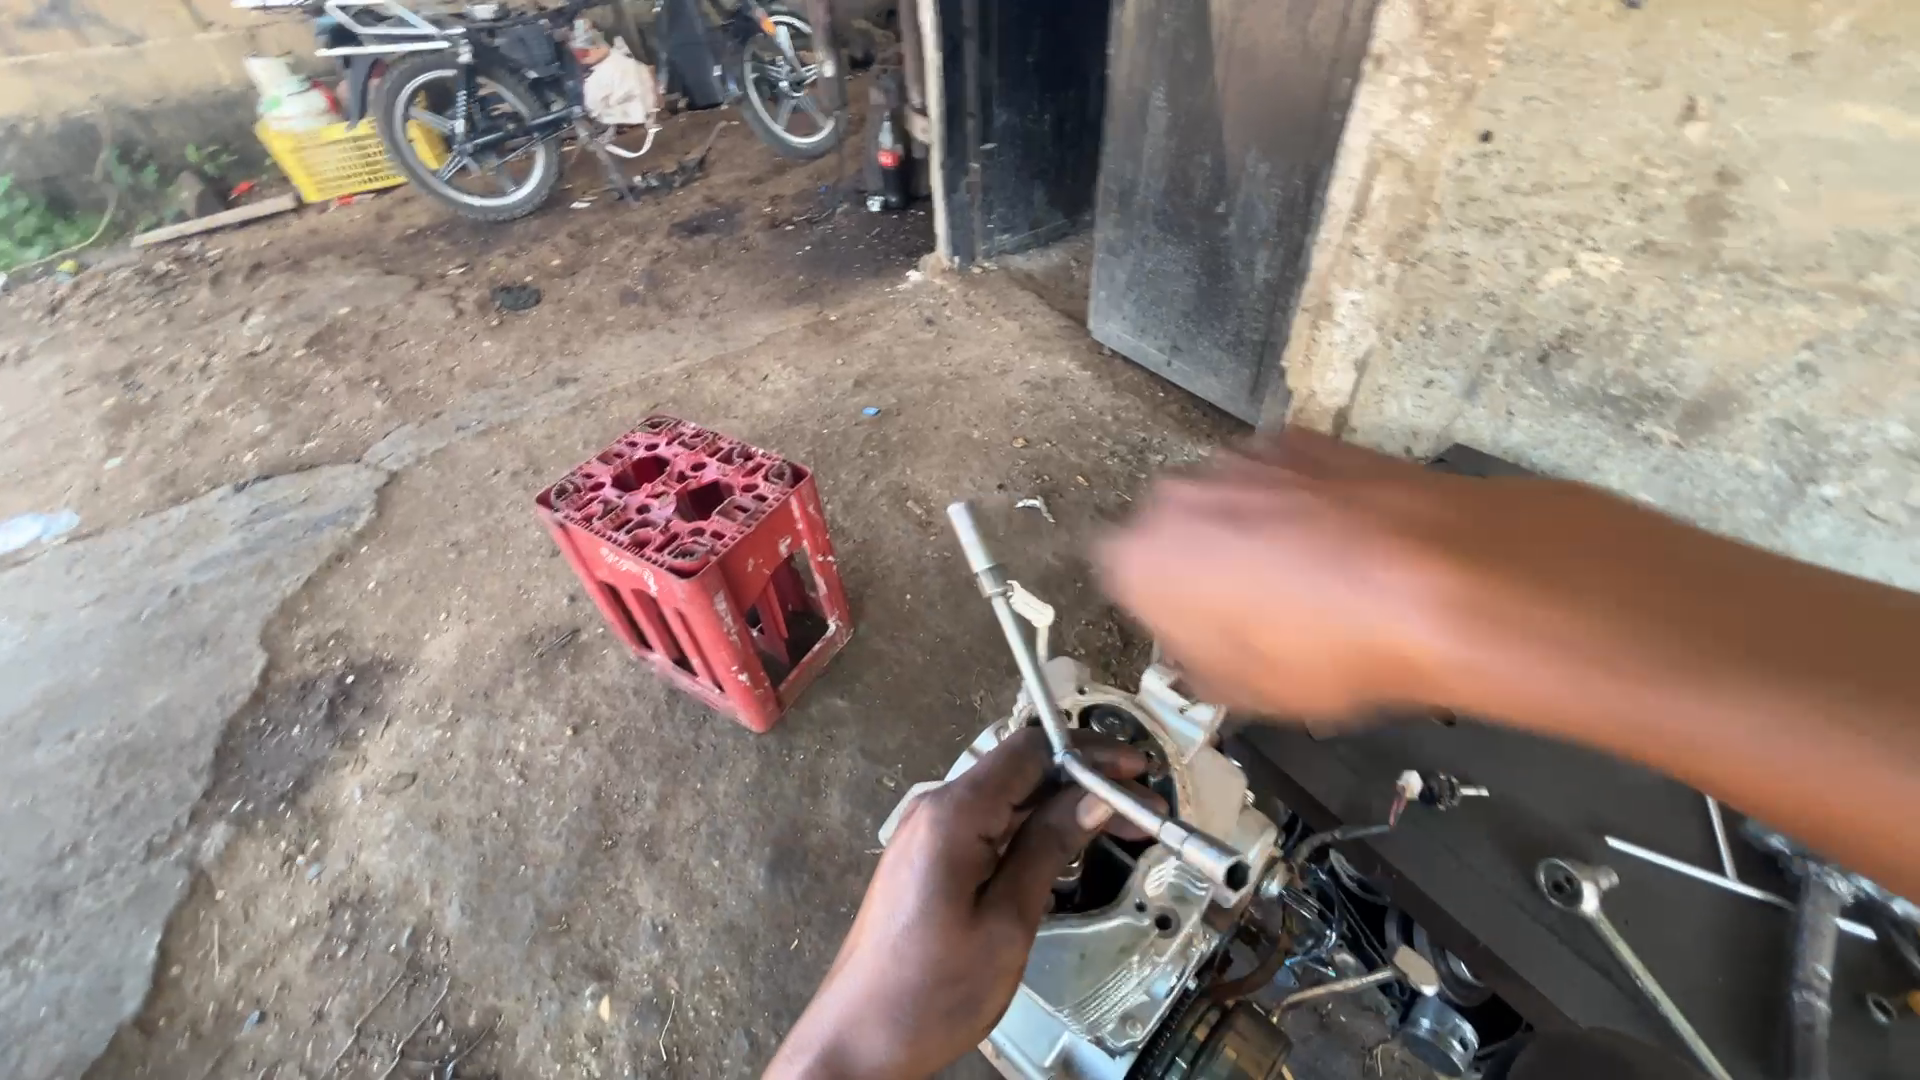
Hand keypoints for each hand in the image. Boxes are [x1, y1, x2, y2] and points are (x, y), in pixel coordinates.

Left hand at [764, 728, 1147, 1079]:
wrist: (857, 1039)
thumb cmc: (930, 993)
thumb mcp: (1005, 924)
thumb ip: (1047, 850)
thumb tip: (1094, 799)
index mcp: (953, 814)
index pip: (1029, 750)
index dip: (1088, 753)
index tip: (1136, 771)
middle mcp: (938, 808)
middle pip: (1020, 769)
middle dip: (1084, 779)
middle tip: (1141, 805)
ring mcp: (931, 830)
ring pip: (1009, 796)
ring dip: (1062, 803)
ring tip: (1120, 824)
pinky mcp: (931, 855)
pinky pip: (990, 822)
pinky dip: (1033, 827)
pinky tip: (1067, 843)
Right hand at [1097, 429, 1486, 720]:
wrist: (1437, 579)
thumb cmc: (1326, 646)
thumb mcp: (1241, 691)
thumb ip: (1190, 663)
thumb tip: (1196, 650)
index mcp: (1138, 560)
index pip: (1123, 582)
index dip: (1161, 609)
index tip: (1194, 628)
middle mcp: (1171, 498)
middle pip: (1169, 534)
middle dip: (1199, 564)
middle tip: (1250, 607)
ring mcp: (1233, 460)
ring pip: (1222, 503)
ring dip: (1246, 532)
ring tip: (1307, 577)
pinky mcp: (1292, 438)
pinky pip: (1274, 478)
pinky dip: (1293, 503)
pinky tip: (1338, 542)